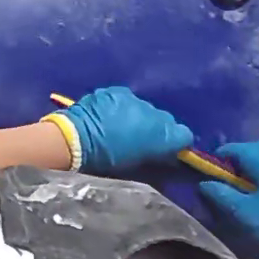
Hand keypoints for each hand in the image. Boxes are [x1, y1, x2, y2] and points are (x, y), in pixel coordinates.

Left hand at [56, 87, 192, 173]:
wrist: (75, 140)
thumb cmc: (106, 161)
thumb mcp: (138, 167)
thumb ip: (157, 159)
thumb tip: (167, 156)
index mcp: (163, 135)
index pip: (184, 135)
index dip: (174, 143)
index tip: (164, 150)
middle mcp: (154, 112)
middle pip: (164, 119)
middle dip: (156, 128)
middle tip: (140, 139)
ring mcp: (134, 99)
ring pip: (145, 107)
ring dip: (137, 116)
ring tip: (120, 126)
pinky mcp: (115, 91)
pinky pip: (125, 99)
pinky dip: (120, 107)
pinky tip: (108, 115)